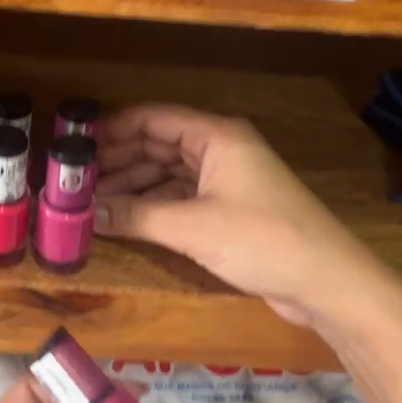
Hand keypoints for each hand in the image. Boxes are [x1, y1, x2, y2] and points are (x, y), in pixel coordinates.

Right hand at [94, 103, 401, 328]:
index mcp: (216, 136)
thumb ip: (135, 215)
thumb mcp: (192, 227)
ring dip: (131, 187)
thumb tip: (84, 212)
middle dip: (117, 161)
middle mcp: (219, 151)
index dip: (112, 129)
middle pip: (156, 146)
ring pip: (165, 174)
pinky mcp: (227, 211)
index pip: (152, 119)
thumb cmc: (263, 240)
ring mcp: (225, 181)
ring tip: (90, 203)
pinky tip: (123, 220)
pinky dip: (151, 207)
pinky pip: (178, 199)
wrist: (327, 283)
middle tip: (74, 181)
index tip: (75, 147)